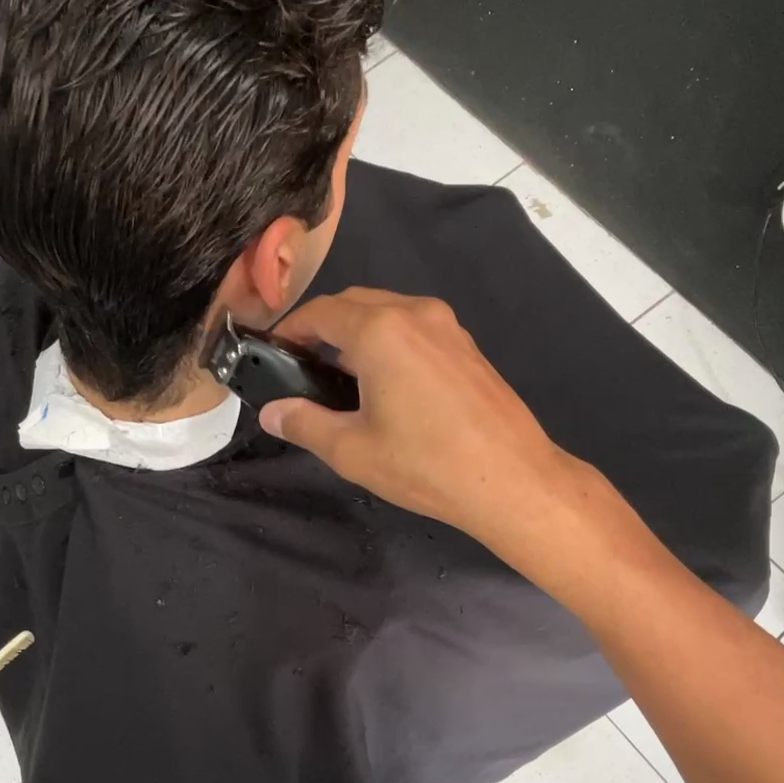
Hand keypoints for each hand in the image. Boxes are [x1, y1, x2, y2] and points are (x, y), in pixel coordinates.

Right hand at [259, 288, 599, 550]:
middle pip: (353, 303)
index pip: (320, 312)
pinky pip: (413, 327)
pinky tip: (383, 385)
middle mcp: (414, 313)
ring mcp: (446, 326)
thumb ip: (303, 423)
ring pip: (386, 312)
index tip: (272, 355)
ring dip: (355, 333)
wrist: (511, 479)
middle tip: (301, 368)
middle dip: (321, 328)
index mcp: (380, 331)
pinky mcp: (466, 345)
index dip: (290, 329)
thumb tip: (272, 413)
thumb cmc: (424, 464)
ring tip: (339, 379)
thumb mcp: (351, 450)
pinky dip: (387, 341)